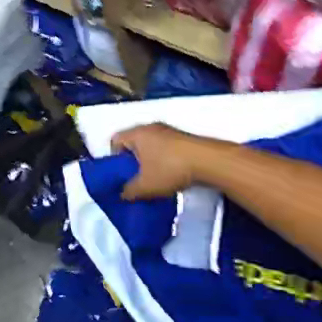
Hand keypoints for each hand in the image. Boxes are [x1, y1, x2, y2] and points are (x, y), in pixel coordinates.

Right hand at [111, 124, 227, 199]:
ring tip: (154, 180)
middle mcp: (150, 127)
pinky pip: (164, 147)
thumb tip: (123, 194)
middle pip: (133, 143)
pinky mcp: (183, 138)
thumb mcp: (145, 186)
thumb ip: (129, 191)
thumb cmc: (169, 169)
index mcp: (136, 133)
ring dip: (149, 161)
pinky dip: (163, 160)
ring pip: (150, 145)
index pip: (115, 140)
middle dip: (132, 162)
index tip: (121, 175)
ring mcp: (168, 131)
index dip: (114, 159)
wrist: (207, 160)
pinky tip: (170, 175)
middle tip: (135, 180)